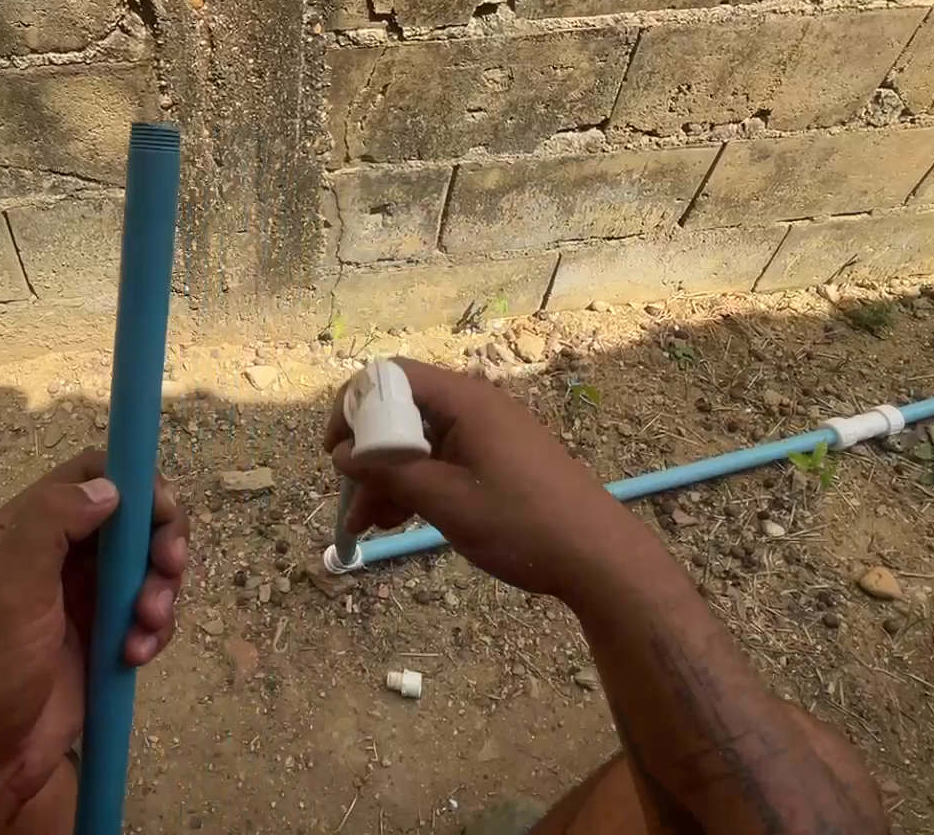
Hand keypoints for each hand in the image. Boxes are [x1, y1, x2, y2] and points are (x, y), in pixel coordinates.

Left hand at [0, 449, 188, 822]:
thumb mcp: (7, 588)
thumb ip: (51, 523)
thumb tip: (111, 488)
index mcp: (31, 526)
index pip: (92, 473)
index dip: (134, 481)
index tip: (161, 512)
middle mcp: (63, 551)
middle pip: (135, 515)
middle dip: (161, 539)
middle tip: (170, 569)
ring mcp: (86, 593)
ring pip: (149, 563)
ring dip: (161, 590)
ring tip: (145, 628)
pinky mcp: (106, 633)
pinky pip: (150, 611)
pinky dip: (154, 628)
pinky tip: (136, 656)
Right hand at [324, 357, 624, 597]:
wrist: (599, 557)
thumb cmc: (521, 524)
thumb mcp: (445, 500)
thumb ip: (390, 472)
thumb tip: (344, 455)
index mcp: (463, 400)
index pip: (390, 377)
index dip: (353, 406)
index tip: (334, 449)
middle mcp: (473, 405)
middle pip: (403, 412)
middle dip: (369, 453)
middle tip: (347, 494)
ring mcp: (487, 432)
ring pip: (420, 441)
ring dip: (390, 476)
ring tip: (365, 523)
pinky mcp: (497, 456)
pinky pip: (443, 458)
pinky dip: (418, 482)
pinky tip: (398, 518)